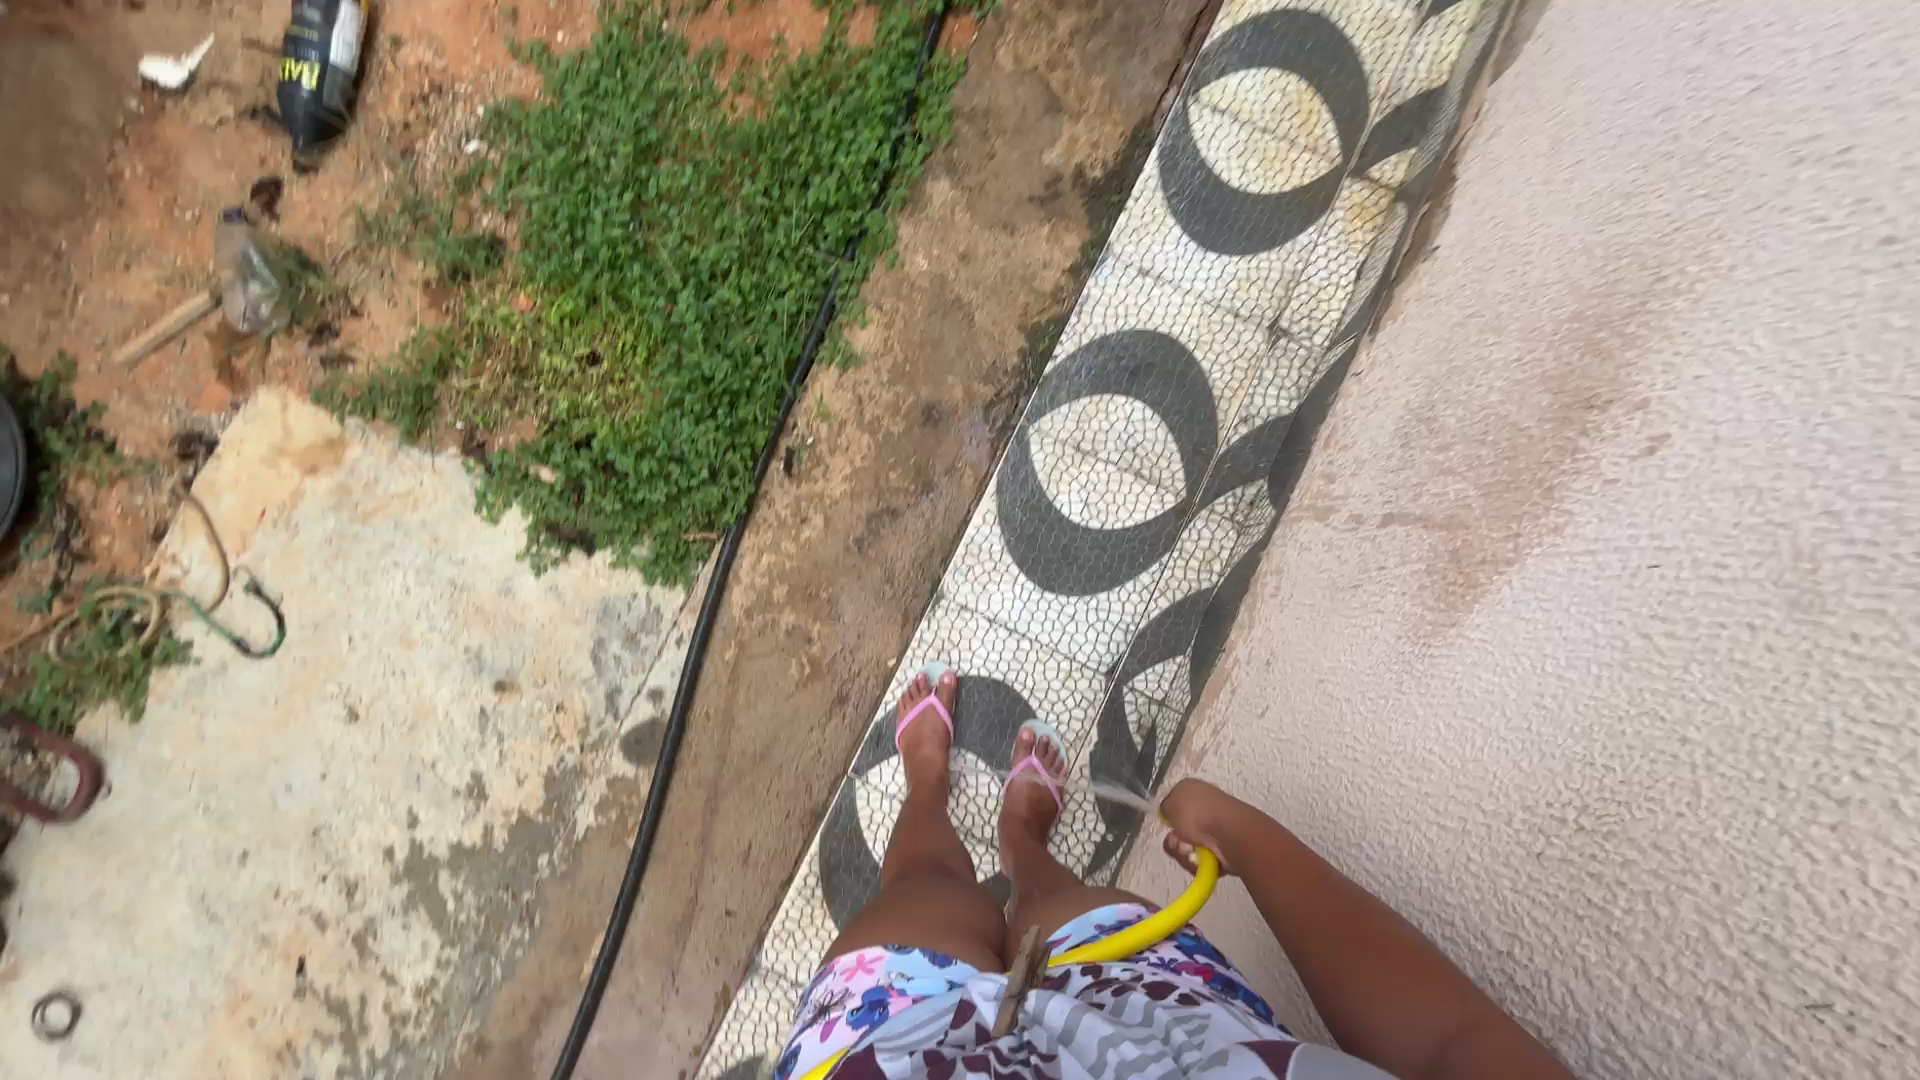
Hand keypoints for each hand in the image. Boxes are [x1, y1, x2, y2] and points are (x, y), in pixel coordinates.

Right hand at [1159, 777, 1252, 876]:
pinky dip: (1196, 862)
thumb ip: (1164, 807)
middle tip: (1178, 841)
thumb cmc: (1196, 812)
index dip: (1169, 815)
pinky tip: (1200, 858)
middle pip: (1179, 830)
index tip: (1168, 822)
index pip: (1175, 803)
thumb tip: (1169, 813)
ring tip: (1190, 851)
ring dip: (1183, 852)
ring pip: (1186, 847)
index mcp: (1194, 791)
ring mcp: (1213, 831)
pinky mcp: (1220, 851)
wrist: (1227, 833)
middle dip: (1175, 840)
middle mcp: (1204, 809)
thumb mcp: (1170, 803)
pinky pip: (1199, 861)